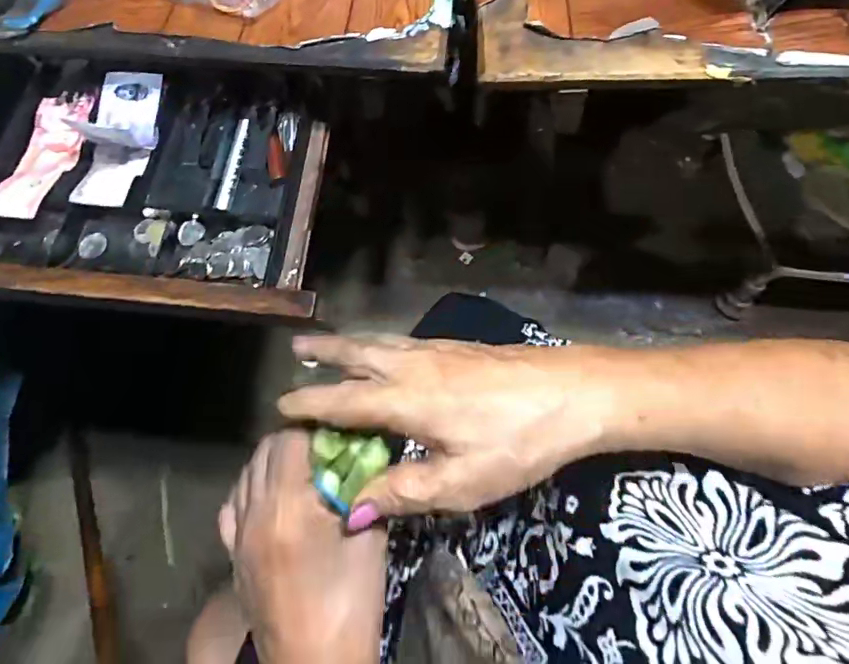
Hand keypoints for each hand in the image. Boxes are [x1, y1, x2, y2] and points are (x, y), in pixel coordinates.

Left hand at [219, 430, 386, 663]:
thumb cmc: (350, 606)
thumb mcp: (368, 540)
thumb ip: (363, 489)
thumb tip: (365, 453)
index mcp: (288, 504)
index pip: (292, 438)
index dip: (315, 428)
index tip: (336, 430)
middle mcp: (256, 510)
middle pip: (267, 450)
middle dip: (295, 440)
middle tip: (323, 448)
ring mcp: (239, 532)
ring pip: (248, 472)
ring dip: (272, 461)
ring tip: (301, 470)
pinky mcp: (233, 553)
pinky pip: (234, 502)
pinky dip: (252, 489)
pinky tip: (272, 498)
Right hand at [277, 334, 608, 525]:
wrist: (568, 391)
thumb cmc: (515, 442)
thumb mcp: (464, 482)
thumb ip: (405, 492)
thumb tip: (353, 509)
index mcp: (405, 400)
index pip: (343, 401)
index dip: (309, 404)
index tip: (280, 406)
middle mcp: (409, 366)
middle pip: (355, 354)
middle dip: (322, 353)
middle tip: (294, 351)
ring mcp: (432, 350)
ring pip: (376, 342)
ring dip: (346, 342)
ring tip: (326, 345)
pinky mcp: (452, 346)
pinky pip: (396, 340)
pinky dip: (373, 342)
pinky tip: (382, 351)